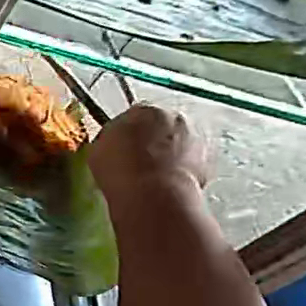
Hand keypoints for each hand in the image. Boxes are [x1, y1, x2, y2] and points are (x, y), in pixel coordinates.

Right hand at [86, 104, 209, 217]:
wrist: (151, 195)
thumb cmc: (120, 171)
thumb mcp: (98, 152)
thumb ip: (108, 141)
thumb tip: (111, 145)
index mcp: (143, 110)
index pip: (135, 116)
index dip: (128, 134)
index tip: (122, 149)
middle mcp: (172, 116)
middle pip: (161, 126)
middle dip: (152, 140)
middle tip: (139, 162)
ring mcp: (193, 135)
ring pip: (179, 142)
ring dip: (170, 154)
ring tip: (154, 177)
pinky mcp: (207, 158)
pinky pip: (191, 161)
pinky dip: (182, 170)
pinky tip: (168, 185)